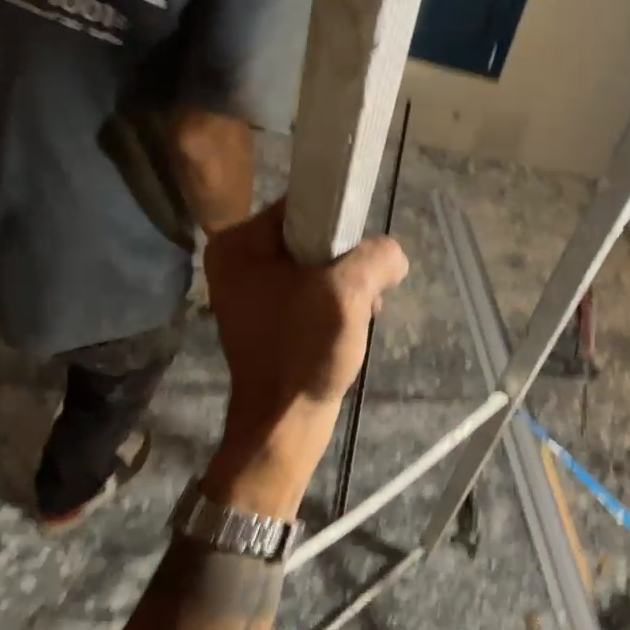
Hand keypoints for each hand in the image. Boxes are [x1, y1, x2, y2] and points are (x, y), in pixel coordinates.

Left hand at [199, 200, 408, 517]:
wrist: (283, 424)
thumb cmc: (304, 352)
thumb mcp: (348, 292)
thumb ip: (377, 257)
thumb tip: (391, 256)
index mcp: (238, 243)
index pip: (302, 205)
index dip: (340, 224)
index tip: (361, 256)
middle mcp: (237, 261)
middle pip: (313, 236)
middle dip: (348, 264)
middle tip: (363, 293)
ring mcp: (250, 292)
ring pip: (318, 266)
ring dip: (348, 288)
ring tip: (360, 314)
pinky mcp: (267, 318)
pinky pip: (311, 293)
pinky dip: (336, 306)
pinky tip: (349, 328)